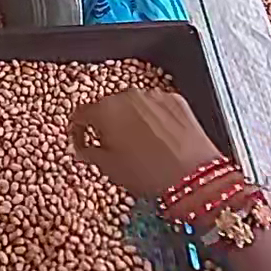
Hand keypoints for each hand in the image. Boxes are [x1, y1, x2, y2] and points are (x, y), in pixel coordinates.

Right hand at [68, 88, 224, 199]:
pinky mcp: (175, 100)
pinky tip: (158, 138)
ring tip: (139, 145)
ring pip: (133, 105)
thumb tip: (84, 148)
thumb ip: (89, 152)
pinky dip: (153, 118)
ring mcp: (153, 95)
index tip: (80, 140)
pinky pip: (156, 106)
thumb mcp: (109, 168)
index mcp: (104, 111)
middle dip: (106, 124)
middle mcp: (127, 96)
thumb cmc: (149, 173)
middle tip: (111, 146)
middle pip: (107, 107)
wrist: (193, 175)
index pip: (80, 114)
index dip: (77, 130)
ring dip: (131, 119)